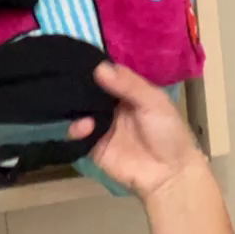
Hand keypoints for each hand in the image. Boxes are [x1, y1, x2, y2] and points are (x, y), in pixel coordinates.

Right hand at [71, 61, 206, 203]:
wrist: (170, 174)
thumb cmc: (168, 132)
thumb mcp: (153, 101)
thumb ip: (128, 84)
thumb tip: (99, 67)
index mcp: (128, 92)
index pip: (107, 75)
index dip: (94, 68)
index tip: (76, 59)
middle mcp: (112, 107)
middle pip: (90, 93)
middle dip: (78, 88)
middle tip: (64, 79)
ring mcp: (102, 126)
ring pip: (80, 112)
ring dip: (76, 109)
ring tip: (82, 110)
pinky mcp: (94, 146)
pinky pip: (79, 135)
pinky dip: (75, 129)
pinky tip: (83, 127)